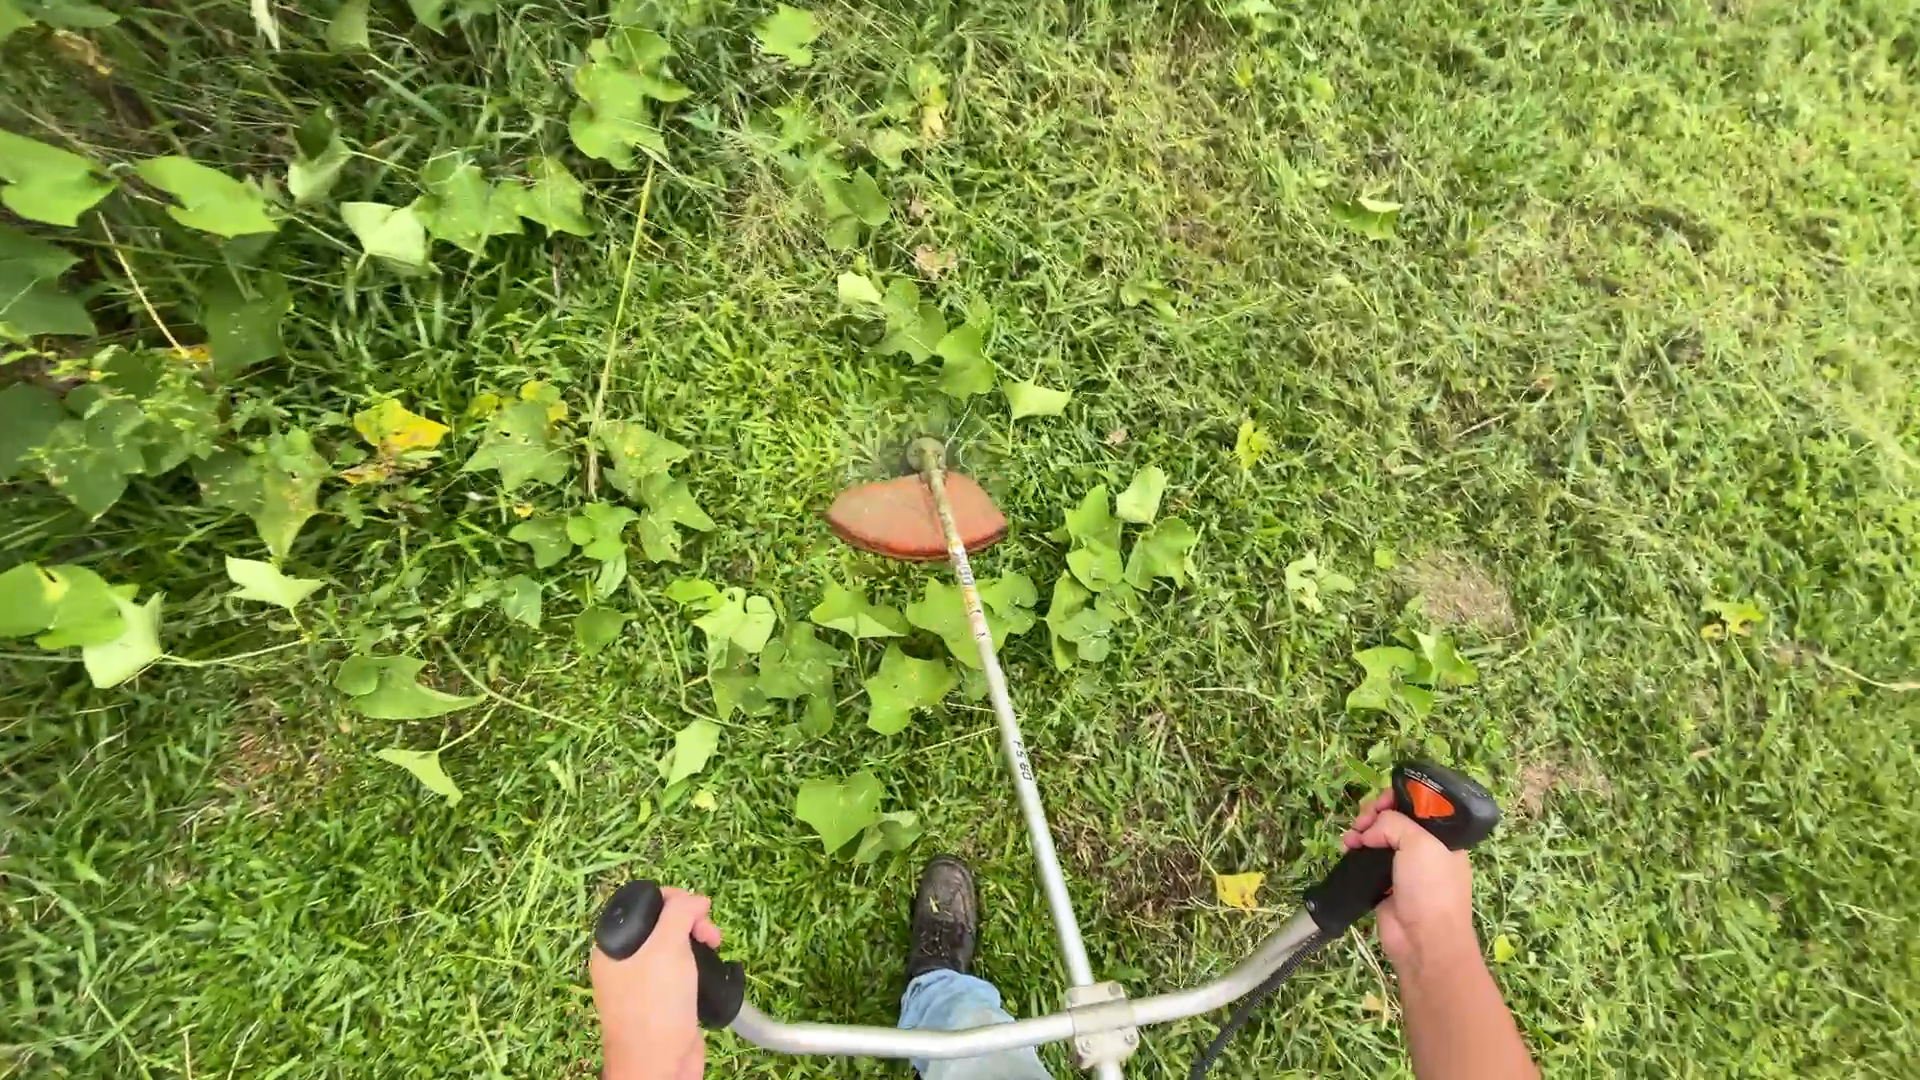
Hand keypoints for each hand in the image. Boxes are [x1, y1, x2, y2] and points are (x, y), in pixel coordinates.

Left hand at [590, 887, 722, 1079]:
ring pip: (674, 941)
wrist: (660, 1067)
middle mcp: (624, 960)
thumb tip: (697, 901)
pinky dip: (696, 958)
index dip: (675, 899)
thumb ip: (680, 912)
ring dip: (698, 936)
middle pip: (663, 921)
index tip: (698, 909)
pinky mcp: (661, 997)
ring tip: (715, 945)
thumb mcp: (667, 945)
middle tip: (709, 933)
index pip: (645, 903)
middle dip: (691, 918)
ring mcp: (642, 980)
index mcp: (613, 945)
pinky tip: (709, 964)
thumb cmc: (658, 1002)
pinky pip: (680, 964)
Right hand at [1342, 791, 1476, 971]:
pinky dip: (1356, 848)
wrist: (1423, 941)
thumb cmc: (1430, 888)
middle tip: (1362, 821)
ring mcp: (1404, 867)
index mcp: (1443, 840)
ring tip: (1352, 838)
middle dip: (1374, 814)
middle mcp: (1425, 850)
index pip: (1418, 807)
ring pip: (1378, 835)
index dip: (1397, 799)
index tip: (1380, 803)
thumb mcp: (1420, 843)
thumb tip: (1369, 831)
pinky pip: (1367, 855)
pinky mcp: (1385, 881)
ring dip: (1361, 830)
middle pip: (1394, 818)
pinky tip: (1348, 847)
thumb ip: (1392, 823)